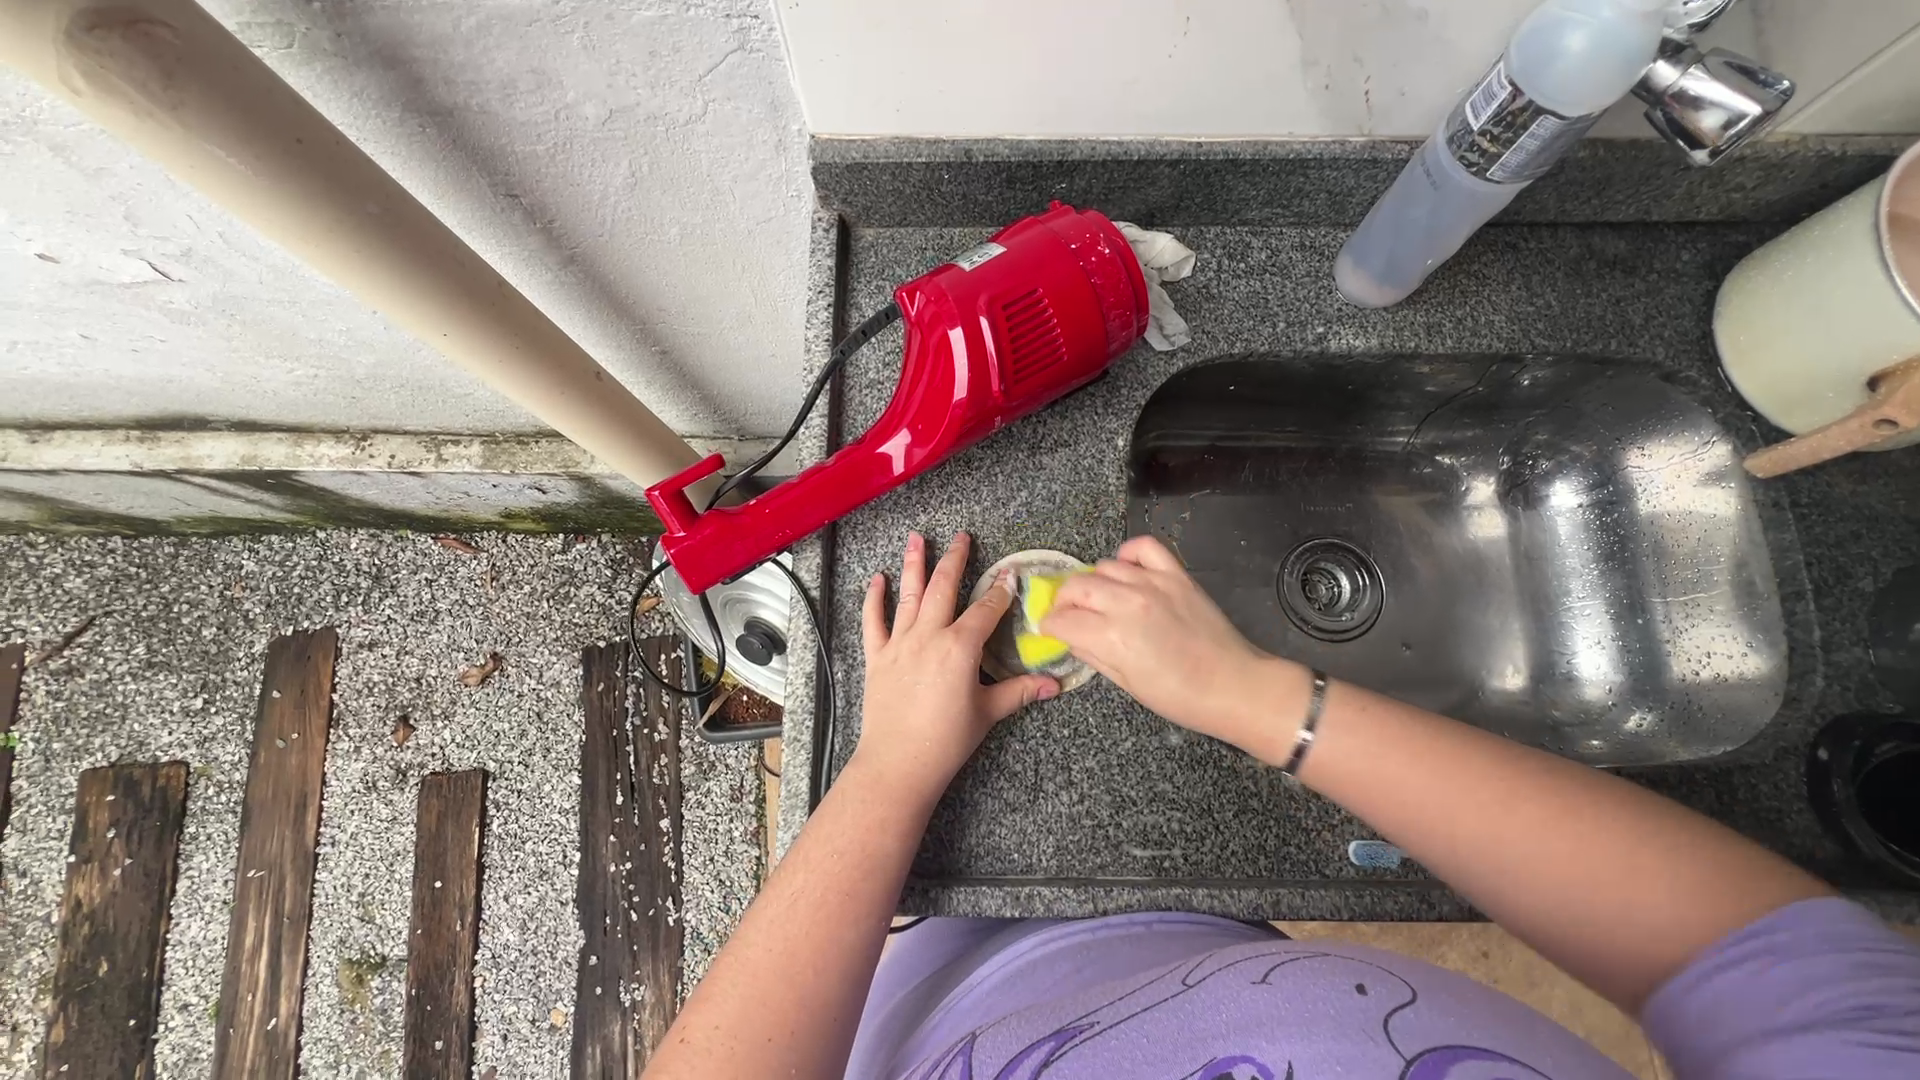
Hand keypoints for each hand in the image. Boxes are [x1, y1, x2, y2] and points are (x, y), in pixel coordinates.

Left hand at [852, 532, 1059, 801]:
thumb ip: (1019, 692)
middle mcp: (929, 636)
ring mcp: (900, 644)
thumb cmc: (946, 741)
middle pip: (944, 588)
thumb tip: (1055, 685)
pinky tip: (877, 580)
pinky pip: (873, 622)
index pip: (986, 610)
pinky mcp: (877, 658)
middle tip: (962, 537)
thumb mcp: (988, 713)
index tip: (1009, 574)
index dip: (1000, 591)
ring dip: (914, 564)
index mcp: (960, 647)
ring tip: (916, 538)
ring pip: (909, 595)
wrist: (898, 764)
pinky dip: (874, 599)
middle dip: (955, 559)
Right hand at [1041, 535, 1308, 761]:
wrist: (1234, 686)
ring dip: (1093, 583)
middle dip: (1064, 602)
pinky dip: (1128, 554)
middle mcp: (1127, 603)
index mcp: (1112, 636)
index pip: (1062, 620)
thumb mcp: (1126, 684)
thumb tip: (1071, 637)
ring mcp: (1153, 584)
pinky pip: (1143, 548)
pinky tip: (1126, 571)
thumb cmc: (1179, 697)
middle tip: (1069, 615)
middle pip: (1075, 587)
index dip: (1050, 626)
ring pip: (1103, 567)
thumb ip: (1092, 654)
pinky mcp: (1176, 575)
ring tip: (1100, 599)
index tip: (1051, 630)